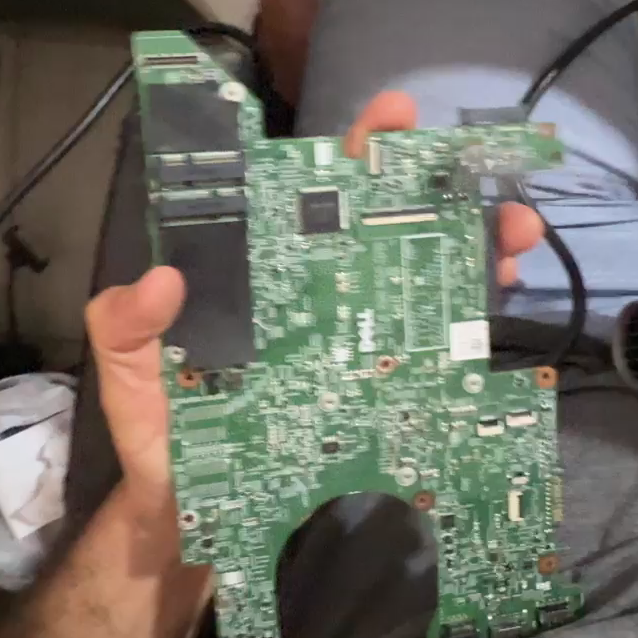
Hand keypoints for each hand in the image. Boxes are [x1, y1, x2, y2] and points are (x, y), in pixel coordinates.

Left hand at [85, 90, 545, 507]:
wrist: (193, 516)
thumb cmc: (162, 436)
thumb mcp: (130, 375)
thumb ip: (125, 327)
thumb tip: (162, 279)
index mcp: (256, 276)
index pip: (302, 199)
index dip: (348, 154)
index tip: (394, 121)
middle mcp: (311, 296)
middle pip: (376, 228)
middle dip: (432, 190)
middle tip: (474, 172)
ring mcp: (347, 342)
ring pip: (416, 279)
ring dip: (469, 248)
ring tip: (512, 233)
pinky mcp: (372, 390)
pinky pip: (427, 347)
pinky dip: (464, 321)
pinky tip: (496, 300)